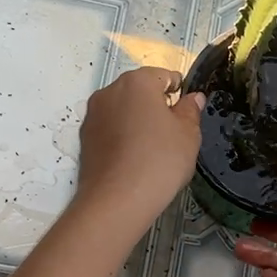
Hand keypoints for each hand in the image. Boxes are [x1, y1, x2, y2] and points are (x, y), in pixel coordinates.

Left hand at [74, 67, 203, 237]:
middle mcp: (110, 91)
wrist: (117, 201)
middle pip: (139, 91)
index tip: (186, 114)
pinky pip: (110, 130)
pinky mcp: (84, 139)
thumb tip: (192, 97)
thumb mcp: (188, 135)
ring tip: (151, 151)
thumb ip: (190, 111)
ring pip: (122, 110)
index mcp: (137, 82)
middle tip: (172, 134)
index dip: (179, 92)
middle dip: (156, 106)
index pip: (164, 75)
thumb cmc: (159, 161)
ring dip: (137, 121)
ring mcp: (93, 115)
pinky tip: (133, 160)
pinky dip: (122, 137)